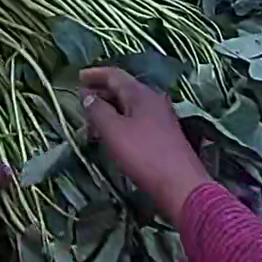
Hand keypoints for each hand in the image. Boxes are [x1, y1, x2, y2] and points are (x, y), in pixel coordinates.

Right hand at [80, 66, 211, 219]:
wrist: (183, 187)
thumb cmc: (145, 155)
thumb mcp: (114, 132)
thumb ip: (98, 111)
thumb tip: (87, 95)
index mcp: (141, 93)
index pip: (114, 75)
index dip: (95, 74)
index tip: (78, 77)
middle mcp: (152, 99)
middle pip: (122, 88)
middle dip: (101, 92)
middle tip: (82, 99)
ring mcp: (160, 117)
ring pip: (129, 105)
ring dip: (110, 108)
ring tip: (93, 119)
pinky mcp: (164, 134)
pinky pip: (136, 118)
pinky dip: (120, 119)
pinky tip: (113, 133)